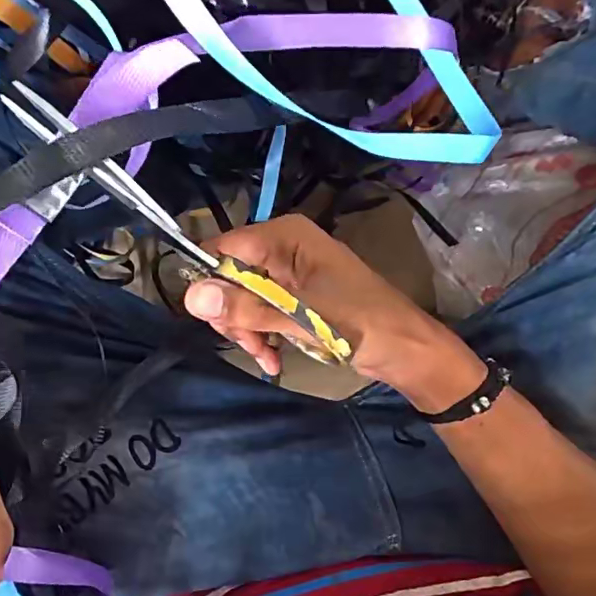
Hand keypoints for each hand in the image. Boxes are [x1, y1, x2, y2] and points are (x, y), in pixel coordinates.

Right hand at [182, 214, 484, 412]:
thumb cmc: (358, 324)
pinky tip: (272, 358)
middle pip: (230, 276)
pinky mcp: (295, 296)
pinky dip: (263, 334)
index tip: (213, 318)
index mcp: (285, 236)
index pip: (224, 247)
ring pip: (243, 298)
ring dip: (248, 331)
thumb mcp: (298, 317)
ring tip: (266, 357)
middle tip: (248, 344)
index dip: (211, 282)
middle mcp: (283, 247)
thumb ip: (246, 306)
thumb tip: (191, 296)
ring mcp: (290, 272)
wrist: (404, 349)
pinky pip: (262, 310)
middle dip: (233, 314)